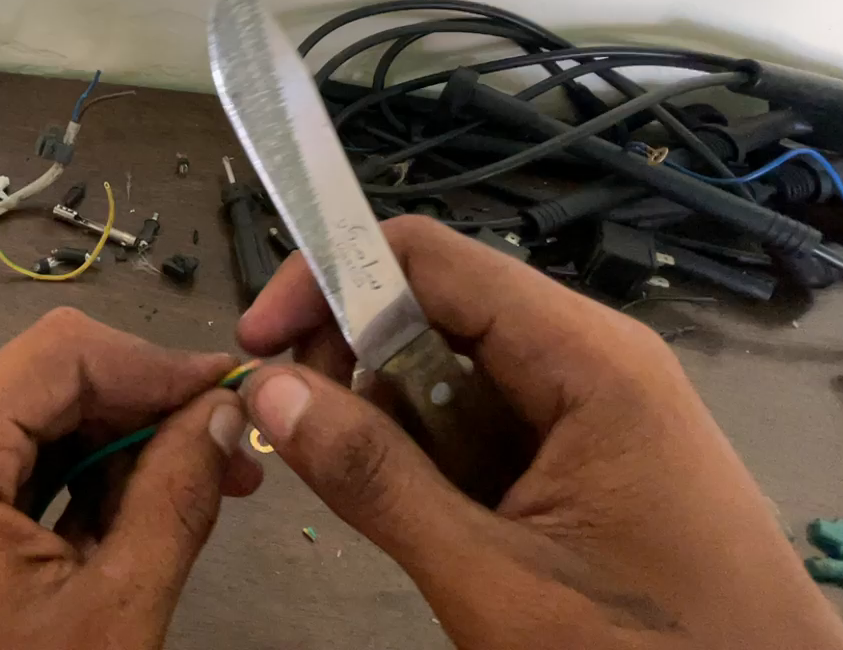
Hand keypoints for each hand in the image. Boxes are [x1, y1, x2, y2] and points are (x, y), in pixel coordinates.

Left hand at [0, 307, 261, 649]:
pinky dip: (92, 472)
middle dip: (146, 404)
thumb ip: (172, 498)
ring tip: (205, 481)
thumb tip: (224, 409)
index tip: (231, 391)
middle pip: (55, 375)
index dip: (153, 363)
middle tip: (230, 447)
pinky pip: (31, 454)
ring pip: (50, 411)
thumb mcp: (109, 618)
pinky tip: (145, 503)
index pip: (62, 353)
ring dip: (127, 439)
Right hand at [237, 216, 842, 648]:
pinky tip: (429, 509)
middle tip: (304, 427)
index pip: (421, 255)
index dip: (326, 277)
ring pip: (434, 358)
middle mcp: (579, 352)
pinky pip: (462, 408)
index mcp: (582, 355)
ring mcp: (577, 396)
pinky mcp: (570, 441)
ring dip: (381, 410)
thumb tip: (266, 389)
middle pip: (423, 301)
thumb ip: (374, 480)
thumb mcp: (497, 586)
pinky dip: (418, 445)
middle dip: (347, 353)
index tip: (261, 341)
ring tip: (381, 492)